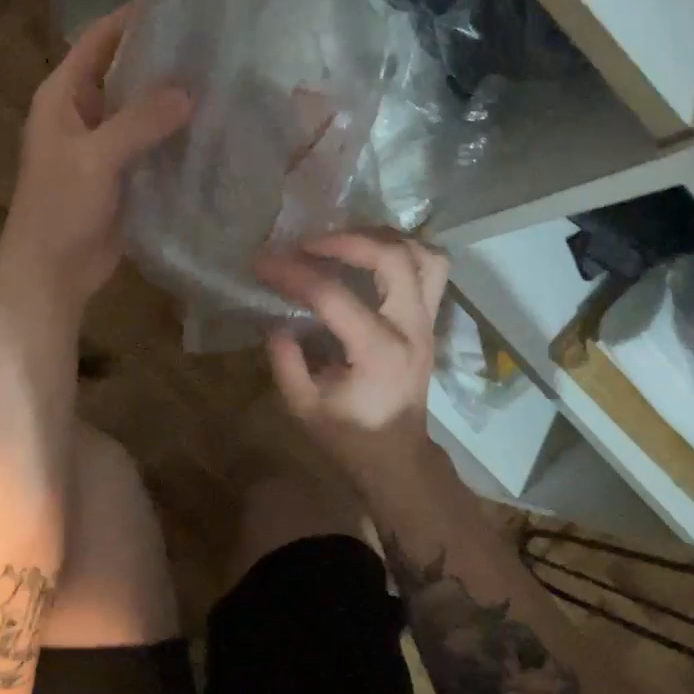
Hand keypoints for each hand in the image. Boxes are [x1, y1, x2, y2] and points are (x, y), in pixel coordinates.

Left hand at [0, 0, 191, 314]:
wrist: (51, 275)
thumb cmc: (59, 209)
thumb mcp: (94, 158)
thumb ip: (138, 122)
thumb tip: (188, 92)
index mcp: (62, 97)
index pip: (99, 41)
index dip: (133, 17)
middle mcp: (83, 116)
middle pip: (125, 74)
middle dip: (163, 60)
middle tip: (215, 41)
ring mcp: (104, 149)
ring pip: (143, 114)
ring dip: (174, 102)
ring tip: (224, 79)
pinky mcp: (123, 180)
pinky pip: (152, 150)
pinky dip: (176, 140)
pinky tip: (213, 131)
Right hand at [257, 232, 451, 468]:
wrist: (397, 455)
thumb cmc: (349, 436)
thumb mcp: (304, 409)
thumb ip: (287, 364)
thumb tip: (278, 325)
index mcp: (378, 353)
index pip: (333, 296)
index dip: (294, 274)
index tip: (262, 262)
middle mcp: (411, 328)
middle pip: (392, 258)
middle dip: (345, 240)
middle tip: (306, 243)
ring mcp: (428, 321)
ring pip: (423, 255)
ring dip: (381, 238)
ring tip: (342, 240)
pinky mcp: (430, 320)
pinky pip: (431, 268)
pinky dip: (402, 250)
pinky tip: (369, 254)